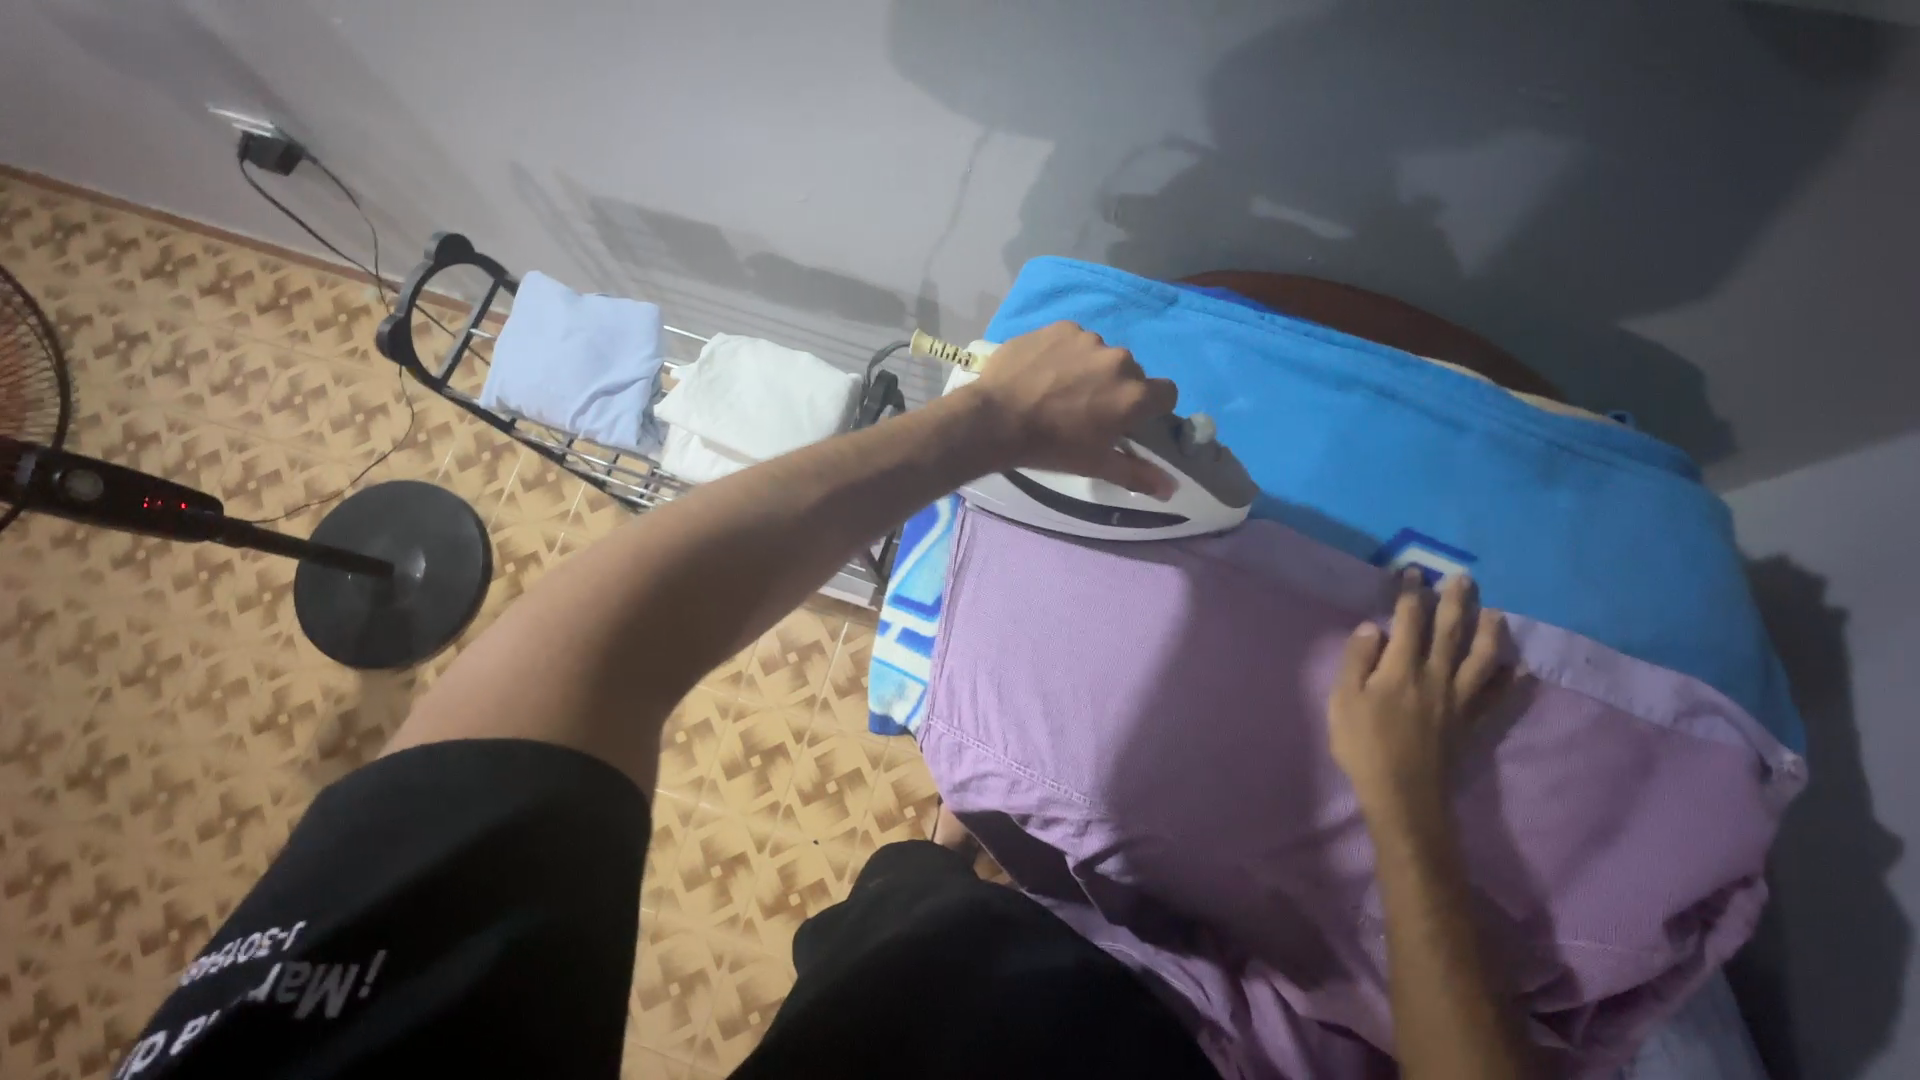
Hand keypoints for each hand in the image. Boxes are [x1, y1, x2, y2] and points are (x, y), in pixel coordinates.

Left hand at [961, 321, 1178, 496]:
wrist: (995, 419)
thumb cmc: (1050, 447)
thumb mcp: (1095, 464)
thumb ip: (1137, 474)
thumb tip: (1171, 489)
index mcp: (1135, 395)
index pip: (1166, 393)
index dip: (1150, 407)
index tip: (1127, 419)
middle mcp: (1120, 360)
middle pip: (1131, 373)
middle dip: (1115, 388)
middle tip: (1084, 408)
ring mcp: (1089, 339)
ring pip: (1100, 355)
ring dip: (1089, 369)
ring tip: (1057, 389)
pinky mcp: (1060, 328)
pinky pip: (1073, 340)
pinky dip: (1063, 354)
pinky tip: (1041, 372)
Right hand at [1329, 570, 1509, 821]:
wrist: (1401, 793)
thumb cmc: (1363, 745)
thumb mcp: (1343, 700)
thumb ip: (1357, 660)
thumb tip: (1373, 628)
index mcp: (1400, 669)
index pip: (1409, 621)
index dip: (1411, 594)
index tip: (1414, 572)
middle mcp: (1435, 676)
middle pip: (1449, 632)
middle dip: (1455, 601)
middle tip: (1464, 577)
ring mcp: (1459, 701)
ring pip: (1481, 659)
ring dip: (1489, 633)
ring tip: (1495, 613)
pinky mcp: (1471, 723)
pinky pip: (1497, 699)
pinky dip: (1509, 683)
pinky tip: (1518, 671)